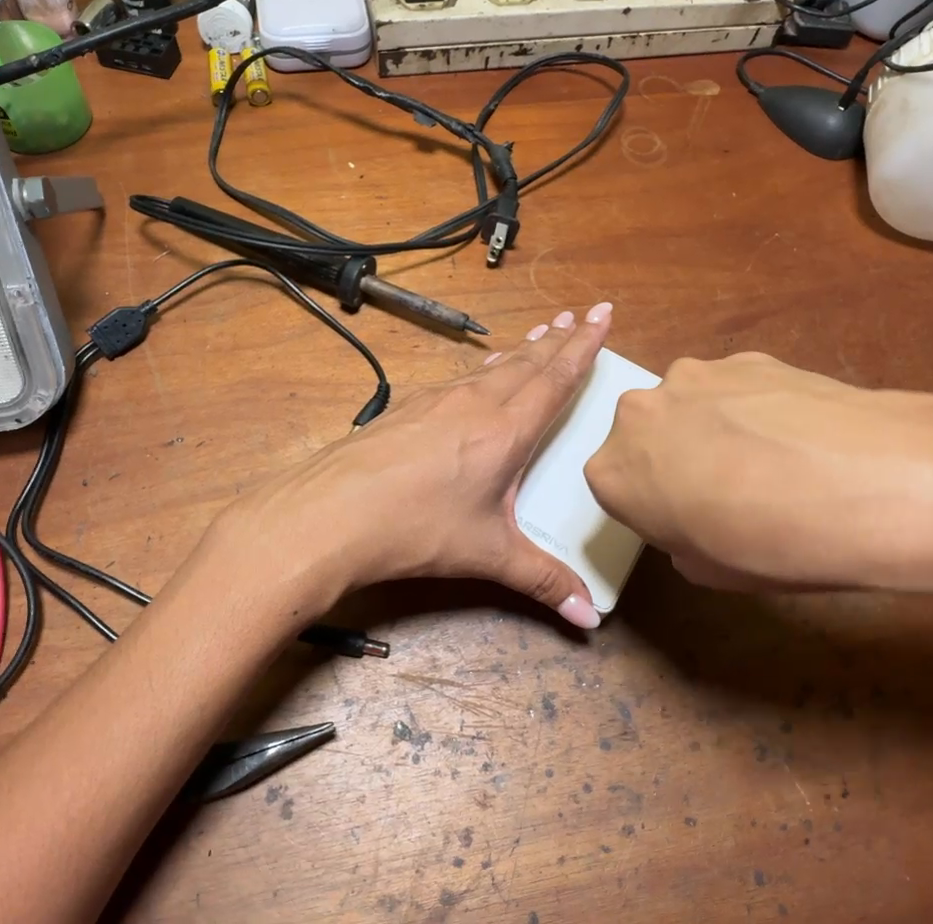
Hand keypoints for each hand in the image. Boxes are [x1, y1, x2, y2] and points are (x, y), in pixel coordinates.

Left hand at [202, 303, 616, 628]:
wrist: (329, 514)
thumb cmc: (415, 530)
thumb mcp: (487, 556)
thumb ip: (543, 581)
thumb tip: (589, 618)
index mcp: (506, 431)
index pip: (556, 379)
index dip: (584, 346)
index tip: (602, 314)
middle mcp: (474, 404)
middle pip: (525, 362)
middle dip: (557, 338)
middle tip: (578, 315)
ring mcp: (435, 402)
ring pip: (490, 366)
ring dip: (520, 350)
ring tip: (538, 333)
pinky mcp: (406, 409)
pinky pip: (458, 379)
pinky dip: (482, 369)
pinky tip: (476, 375)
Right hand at [585, 353, 932, 593]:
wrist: (869, 483)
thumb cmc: (772, 544)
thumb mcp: (710, 570)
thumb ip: (680, 538)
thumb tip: (697, 515)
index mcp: (613, 471)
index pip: (616, 487)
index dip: (652, 507)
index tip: (689, 522)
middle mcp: (637, 413)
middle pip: (646, 436)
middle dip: (674, 458)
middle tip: (727, 491)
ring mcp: (693, 375)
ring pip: (689, 406)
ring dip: (713, 428)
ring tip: (773, 461)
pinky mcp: (747, 355)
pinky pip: (734, 388)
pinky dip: (754, 408)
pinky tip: (799, 436)